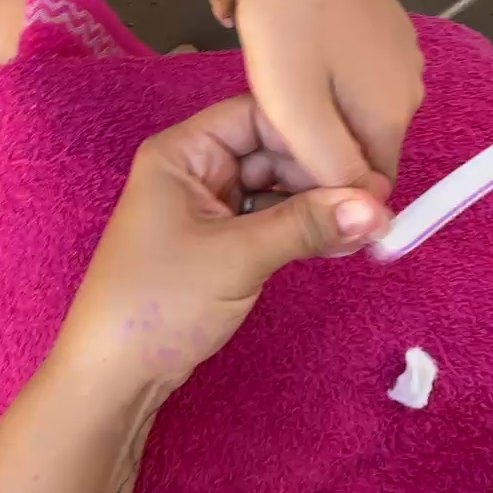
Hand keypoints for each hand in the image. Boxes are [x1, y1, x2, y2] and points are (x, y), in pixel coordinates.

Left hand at [55, 96, 391, 387]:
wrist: (115, 375)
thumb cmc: (160, 301)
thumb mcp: (237, 257)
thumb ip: (306, 226)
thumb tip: (378, 207)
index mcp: (183, 152)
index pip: (258, 117)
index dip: (311, 136)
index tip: (364, 164)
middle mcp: (196, 169)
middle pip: (271, 152)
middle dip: (321, 177)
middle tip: (377, 202)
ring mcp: (208, 206)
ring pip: (274, 189)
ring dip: (317, 206)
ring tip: (368, 226)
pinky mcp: (219, 240)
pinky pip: (269, 221)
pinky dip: (301, 230)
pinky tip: (341, 242)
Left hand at [235, 0, 424, 190]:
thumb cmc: (287, 22)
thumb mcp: (297, 110)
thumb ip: (334, 168)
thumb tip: (370, 211)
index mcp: (393, 115)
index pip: (371, 185)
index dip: (329, 192)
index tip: (286, 172)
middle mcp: (410, 90)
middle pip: (365, 150)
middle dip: (321, 153)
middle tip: (275, 126)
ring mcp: (401, 55)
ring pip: (357, 116)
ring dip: (320, 118)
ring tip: (281, 90)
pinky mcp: (383, 31)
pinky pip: (356, 83)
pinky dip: (326, 86)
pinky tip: (297, 60)